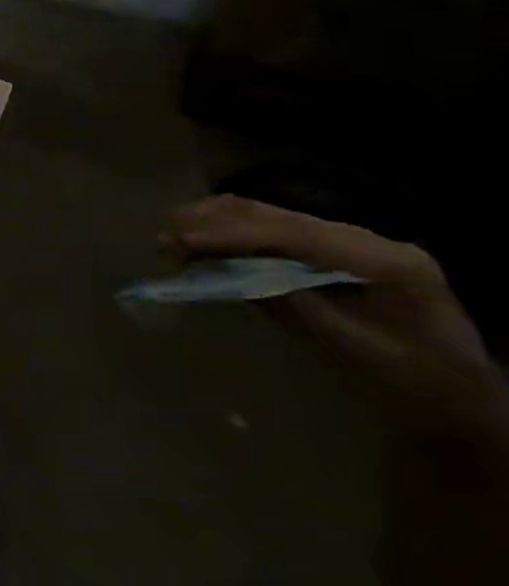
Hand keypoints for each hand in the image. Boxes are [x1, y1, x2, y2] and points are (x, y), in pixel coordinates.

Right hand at [165, 195, 508, 443]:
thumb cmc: (411, 383)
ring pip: (266, 216)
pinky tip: (197, 244)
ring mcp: (348, 243)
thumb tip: (221, 271)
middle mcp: (369, 240)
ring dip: (213, 223)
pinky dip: (226, 233)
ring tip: (171, 239)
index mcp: (391, 262)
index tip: (183, 240)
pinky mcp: (326, 252)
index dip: (236, 235)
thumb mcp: (351, 348)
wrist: (454, 402)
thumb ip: (291, 304)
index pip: (299, 236)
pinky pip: (267, 231)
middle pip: (277, 216)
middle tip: (164, 239)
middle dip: (214, 223)